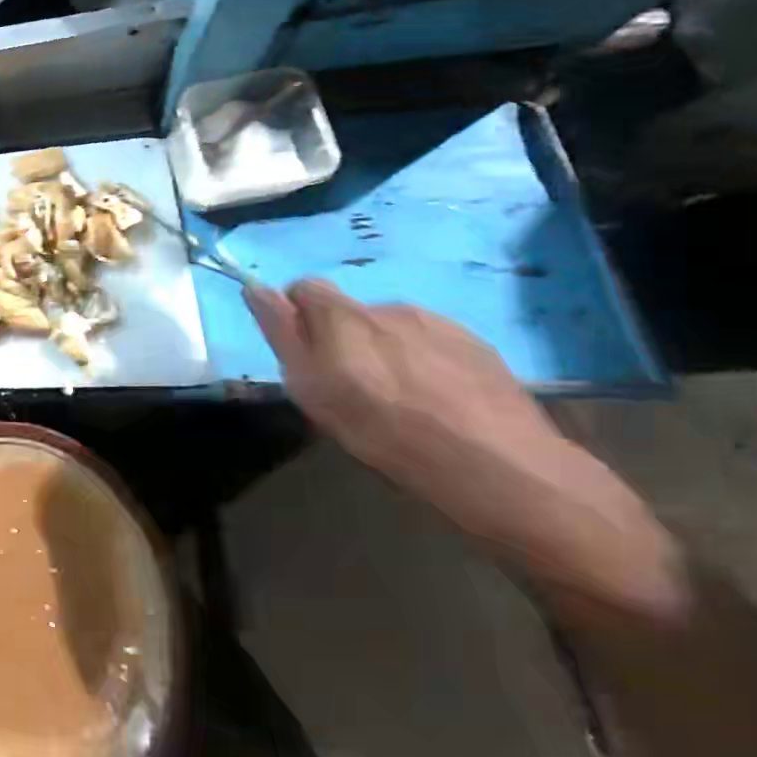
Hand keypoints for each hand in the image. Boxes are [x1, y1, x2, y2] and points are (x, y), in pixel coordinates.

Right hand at [245, 280, 686, 620]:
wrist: (500, 468)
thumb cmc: (385, 433)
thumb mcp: (313, 390)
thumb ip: (283, 334)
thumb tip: (256, 290)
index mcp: (342, 317)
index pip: (304, 288)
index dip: (297, 315)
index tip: (305, 354)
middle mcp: (388, 308)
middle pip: (349, 312)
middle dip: (341, 338)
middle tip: (352, 388)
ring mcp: (437, 324)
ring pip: (392, 328)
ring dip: (384, 350)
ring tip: (400, 400)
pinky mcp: (477, 344)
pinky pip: (431, 342)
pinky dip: (423, 361)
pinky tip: (438, 401)